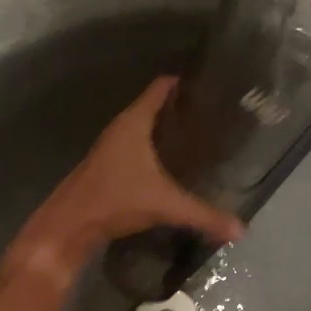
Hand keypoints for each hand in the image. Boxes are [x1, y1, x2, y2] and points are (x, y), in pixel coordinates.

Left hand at [8, 77, 244, 282]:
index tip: (210, 82)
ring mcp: (112, 146)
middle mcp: (122, 127)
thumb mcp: (165, 205)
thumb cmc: (115, 200)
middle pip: (154, 105)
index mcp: (134, 122)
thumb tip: (241, 229)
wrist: (69, 226)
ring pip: (145, 126)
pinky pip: (138, 144)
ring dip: (167, 127)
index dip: (183, 82)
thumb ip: (204, 215)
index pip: (160, 87)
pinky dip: (156, 145)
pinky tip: (173, 161)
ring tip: (199, 133)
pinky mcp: (108, 165)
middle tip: (214, 112)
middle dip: (181, 107)